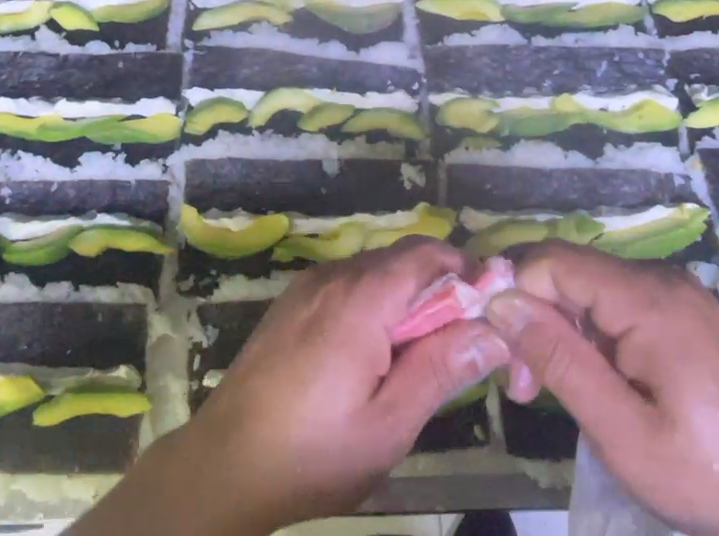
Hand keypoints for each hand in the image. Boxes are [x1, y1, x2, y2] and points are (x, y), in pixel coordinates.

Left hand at [69, 238, 511, 535]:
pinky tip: (370, 357)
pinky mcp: (290, 304)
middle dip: (439, 292)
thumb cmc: (313, 452)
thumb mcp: (389, 423)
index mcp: (361, 297)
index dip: (466, 273)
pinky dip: (372, 307)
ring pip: (374, 273)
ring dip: (404, 301)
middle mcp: (333, 276)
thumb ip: (442, 368)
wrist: (224, 463)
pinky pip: (346, 287)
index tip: (490, 312)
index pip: (427, 254)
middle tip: (458, 347)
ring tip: (414, 360)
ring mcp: (306, 287)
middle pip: (402, 260)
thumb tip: (494, 330)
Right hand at [485, 242, 718, 535]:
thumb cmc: (710, 476)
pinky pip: (620, 306)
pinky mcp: (690, 318)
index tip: (505, 358)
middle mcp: (663, 281)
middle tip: (528, 388)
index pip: (552, 261)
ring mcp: (681, 297)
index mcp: (648, 299)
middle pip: (570, 273)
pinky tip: (597, 383)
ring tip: (558, 394)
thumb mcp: (622, 431)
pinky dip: (593, 337)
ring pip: (591, 290)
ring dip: (561, 332)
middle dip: (535, 319)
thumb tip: (498, 301)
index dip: (514, 295)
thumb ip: (559, 359)